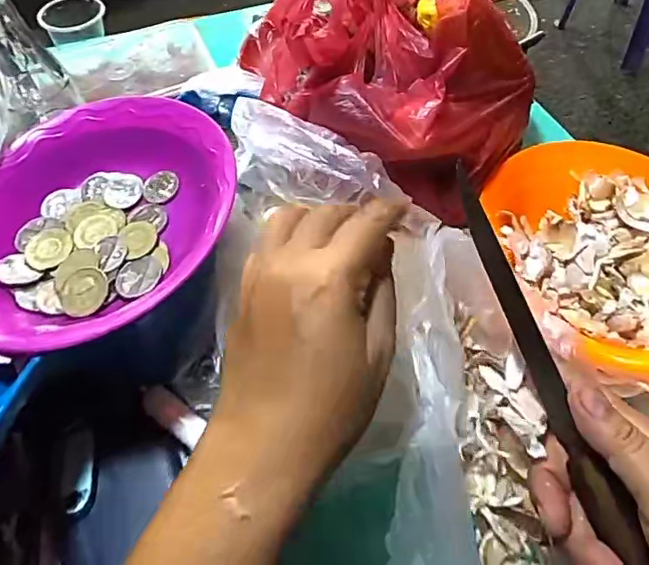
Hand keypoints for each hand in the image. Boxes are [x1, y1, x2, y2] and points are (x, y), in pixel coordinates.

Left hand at [210, 198, 402, 490]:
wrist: (263, 441)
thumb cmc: (332, 407)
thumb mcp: (377, 353)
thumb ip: (382, 290)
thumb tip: (382, 250)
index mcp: (328, 276)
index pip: (365, 223)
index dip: (389, 210)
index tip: (404, 207)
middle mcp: (289, 259)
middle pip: (327, 213)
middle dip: (357, 212)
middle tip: (378, 228)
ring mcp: (260, 268)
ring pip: (290, 215)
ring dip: (320, 215)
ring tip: (340, 235)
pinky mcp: (243, 282)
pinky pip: (268, 237)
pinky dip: (291, 231)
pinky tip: (305, 251)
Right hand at [530, 381, 648, 564]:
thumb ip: (624, 442)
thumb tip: (573, 382)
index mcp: (638, 442)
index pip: (578, 406)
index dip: (547, 416)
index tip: (528, 442)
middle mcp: (622, 470)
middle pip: (562, 460)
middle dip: (553, 490)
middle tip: (557, 520)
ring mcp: (620, 512)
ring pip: (567, 505)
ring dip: (574, 535)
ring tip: (603, 563)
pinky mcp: (618, 548)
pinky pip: (581, 542)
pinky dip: (588, 558)